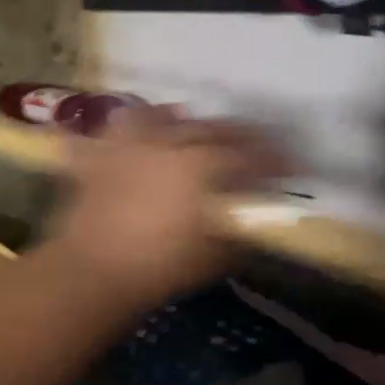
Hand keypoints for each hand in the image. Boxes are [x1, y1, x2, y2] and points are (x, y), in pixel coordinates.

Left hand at [51, 105, 289, 305]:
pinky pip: (104, 132)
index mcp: (201, 165)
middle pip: (206, 128)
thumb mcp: (218, 252)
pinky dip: (121, 127)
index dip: (275, 160)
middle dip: (237, 134)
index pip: (250, 154)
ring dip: (176, 119)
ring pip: (152, 116)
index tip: (292, 167)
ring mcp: (122, 147)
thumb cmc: (161, 267)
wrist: (93, 268)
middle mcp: (162, 145)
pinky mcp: (92, 159)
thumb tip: (247, 212)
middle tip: (254, 144)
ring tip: (188, 125)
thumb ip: (236, 223)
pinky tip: (129, 131)